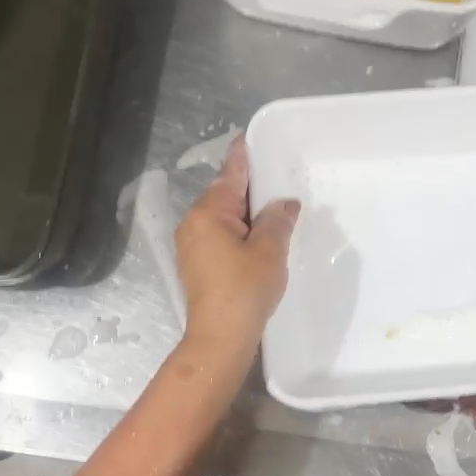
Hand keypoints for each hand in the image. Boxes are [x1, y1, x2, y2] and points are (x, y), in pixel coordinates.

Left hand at [176, 137, 300, 350]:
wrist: (220, 337)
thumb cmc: (244, 291)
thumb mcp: (269, 252)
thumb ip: (277, 221)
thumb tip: (284, 204)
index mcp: (209, 213)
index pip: (230, 174)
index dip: (242, 156)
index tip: (248, 138)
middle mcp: (193, 224)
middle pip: (225, 197)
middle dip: (249, 190)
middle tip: (275, 181)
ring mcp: (191, 247)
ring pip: (222, 220)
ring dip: (245, 216)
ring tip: (272, 215)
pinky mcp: (197, 267)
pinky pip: (220, 239)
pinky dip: (238, 236)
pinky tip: (256, 243)